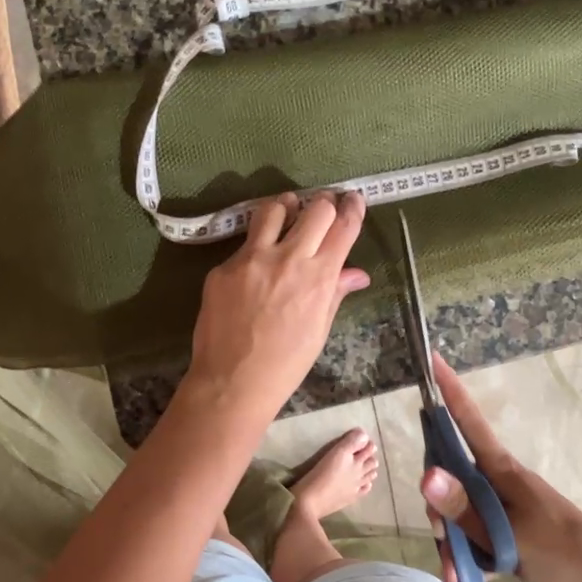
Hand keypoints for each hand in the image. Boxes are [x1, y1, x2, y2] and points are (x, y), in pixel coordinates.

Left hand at [185, 192, 369, 420]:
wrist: (233, 381)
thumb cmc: (285, 364)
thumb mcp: (319, 329)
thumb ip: (335, 292)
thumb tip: (357, 274)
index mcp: (319, 276)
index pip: (343, 226)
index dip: (353, 207)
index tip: (353, 200)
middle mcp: (288, 258)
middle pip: (315, 208)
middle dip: (323, 203)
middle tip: (322, 208)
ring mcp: (252, 259)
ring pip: (273, 209)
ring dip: (286, 208)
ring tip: (287, 212)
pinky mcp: (224, 267)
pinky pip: (244, 245)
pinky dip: (256, 247)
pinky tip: (255, 266)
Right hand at [421, 354, 581, 581]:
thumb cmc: (559, 554)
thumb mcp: (505, 535)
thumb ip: (463, 508)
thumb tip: (425, 474)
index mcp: (502, 471)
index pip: (468, 421)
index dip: (450, 391)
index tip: (433, 358)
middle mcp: (500, 482)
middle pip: (451, 479)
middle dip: (439, 512)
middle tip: (444, 546)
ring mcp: (505, 506)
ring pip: (460, 513)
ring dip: (452, 546)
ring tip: (456, 579)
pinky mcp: (510, 532)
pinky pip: (475, 536)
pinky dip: (466, 558)